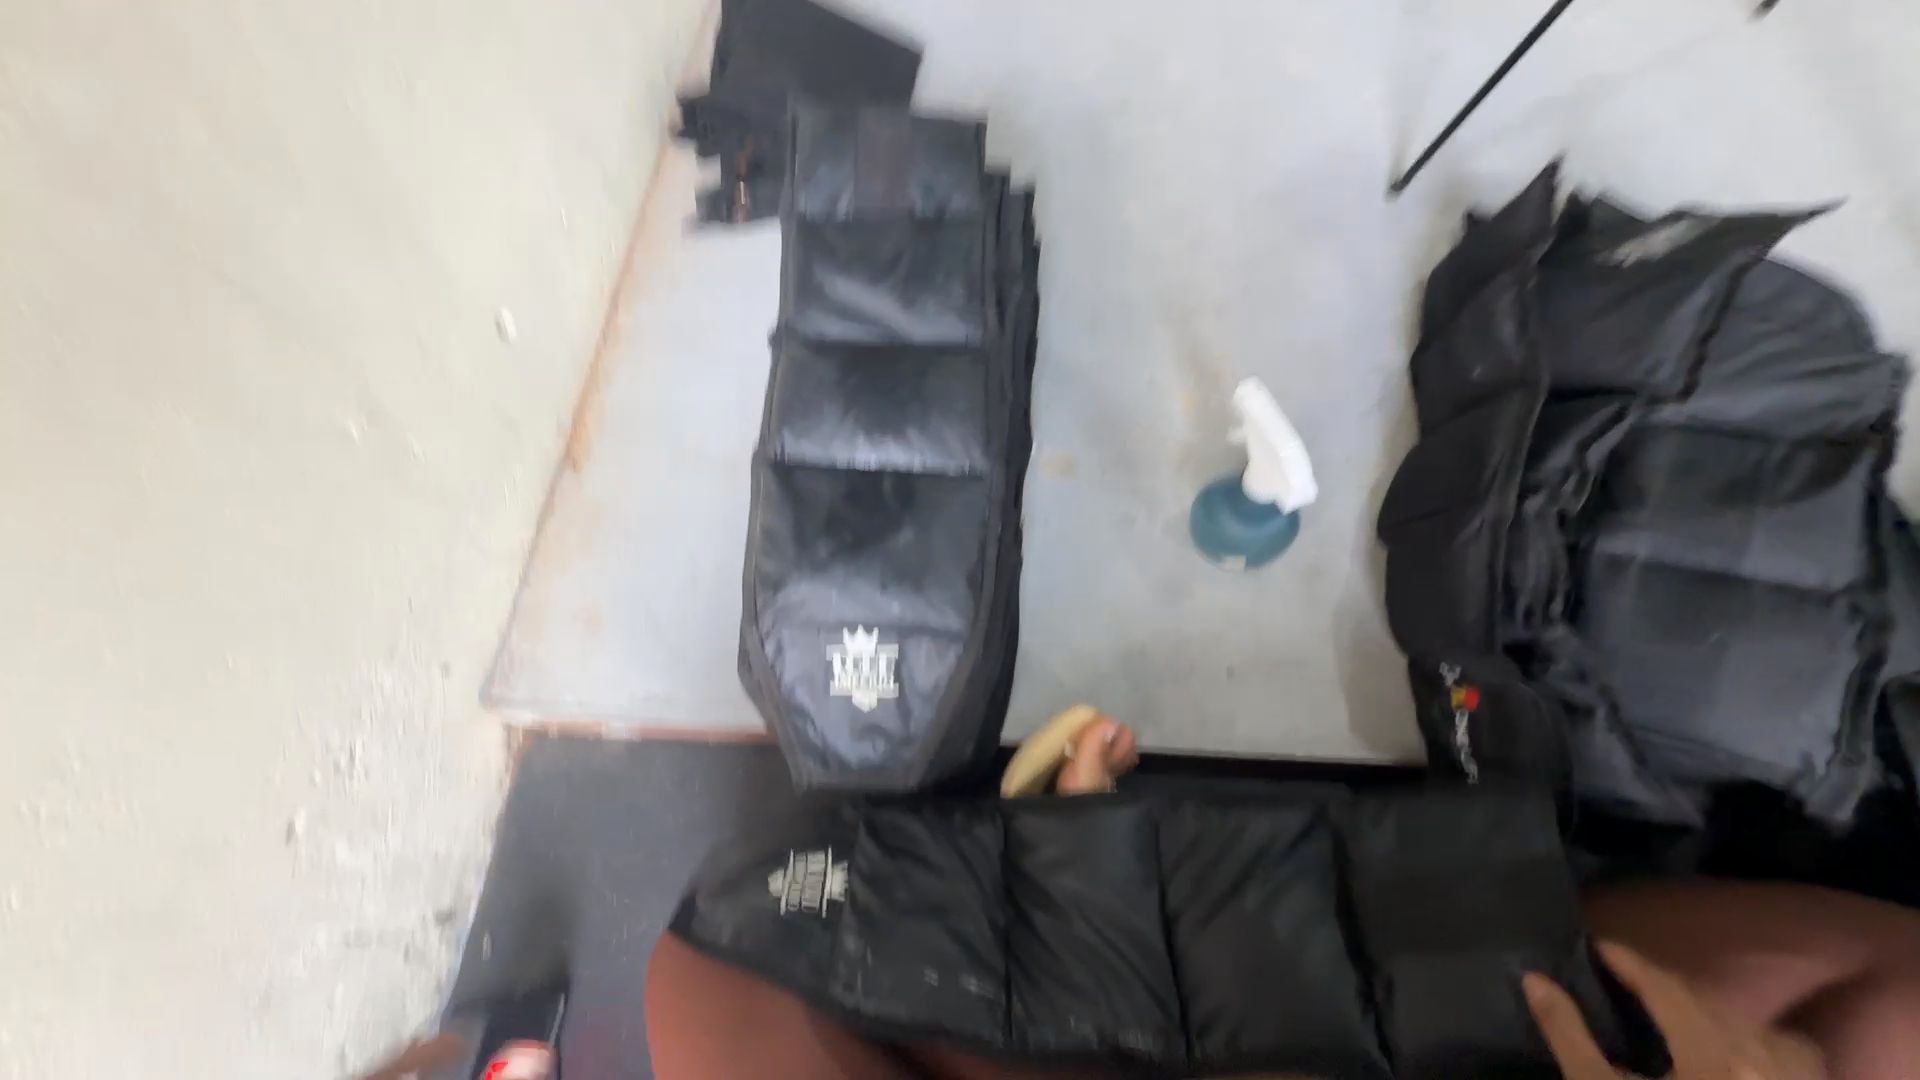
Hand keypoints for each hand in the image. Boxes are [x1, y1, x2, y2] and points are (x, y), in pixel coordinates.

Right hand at [1524, 941, 1793, 1079]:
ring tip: (1688, 1022)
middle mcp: (1763, 1064)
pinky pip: (1800, 1069)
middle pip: (1714, 1005)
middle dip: (1667, 986)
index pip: (1664, 986)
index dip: (1627, 961)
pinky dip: (1769, 1055)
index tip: (1594, 946)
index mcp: (1711, 1052)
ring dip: (1725, 1020)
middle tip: (1626, 981)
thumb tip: (1534, 979)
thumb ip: (1569, 1036)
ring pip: (1770, 1037)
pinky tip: (1740, 1066)